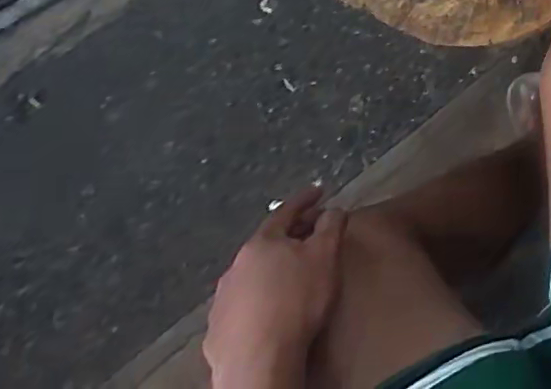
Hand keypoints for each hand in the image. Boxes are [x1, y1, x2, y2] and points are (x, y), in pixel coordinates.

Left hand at [205, 185, 346, 388]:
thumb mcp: (327, 253)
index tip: (319, 189)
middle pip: (269, 241)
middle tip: (317, 229)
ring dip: (277, 263)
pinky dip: (264, 291)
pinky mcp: (218, 328)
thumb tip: (331, 211)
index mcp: (260, 245)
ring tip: (298, 267)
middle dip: (294, 232)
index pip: (285, 212)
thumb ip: (332, 224)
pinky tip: (277, 302)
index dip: (305, 199)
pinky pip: (246, 299)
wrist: (259, 361)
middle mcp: (235, 268)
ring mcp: (222, 301)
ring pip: (255, 271)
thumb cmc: (298, 298)